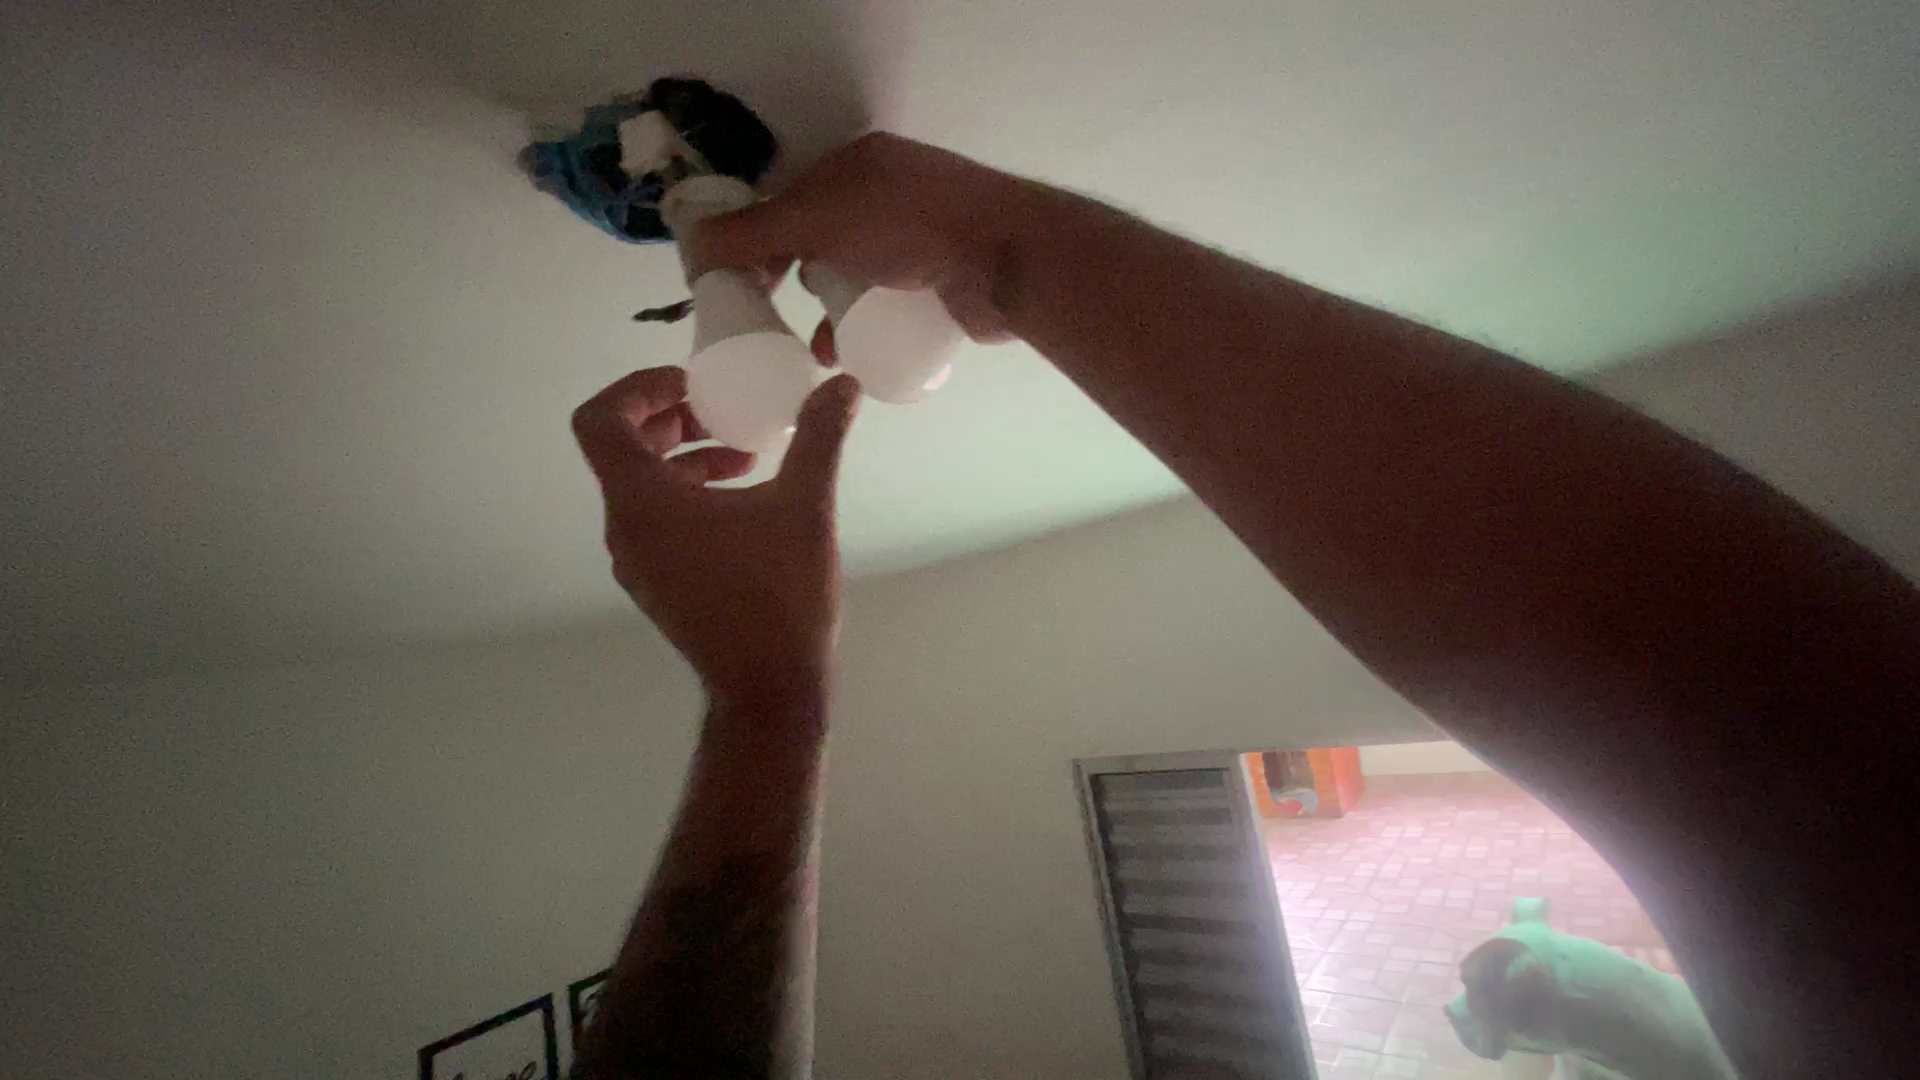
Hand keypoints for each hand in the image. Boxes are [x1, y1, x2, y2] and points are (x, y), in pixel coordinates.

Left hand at [571, 366, 860, 704]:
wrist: (771, 686)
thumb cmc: (781, 594)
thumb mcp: (806, 506)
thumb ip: (820, 438)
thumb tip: (843, 385)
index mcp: (642, 503)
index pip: (601, 420)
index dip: (638, 388)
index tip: (692, 384)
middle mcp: (625, 530)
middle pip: (621, 451)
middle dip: (671, 420)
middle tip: (722, 410)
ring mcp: (637, 563)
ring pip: (641, 488)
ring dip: (685, 459)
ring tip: (745, 456)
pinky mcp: (658, 585)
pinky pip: (657, 521)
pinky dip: (688, 495)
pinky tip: (744, 503)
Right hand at [692, 133, 1036, 347]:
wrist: (1002, 261)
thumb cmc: (908, 228)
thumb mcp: (821, 222)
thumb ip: (758, 232)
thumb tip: (693, 241)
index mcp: (859, 167)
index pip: (792, 200)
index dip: (759, 239)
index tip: (737, 283)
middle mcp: (888, 198)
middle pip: (822, 243)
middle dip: (791, 281)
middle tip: (765, 321)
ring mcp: (918, 241)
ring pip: (855, 279)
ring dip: (829, 314)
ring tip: (810, 353)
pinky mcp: (939, 281)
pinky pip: (888, 305)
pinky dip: (865, 329)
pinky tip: (846, 359)